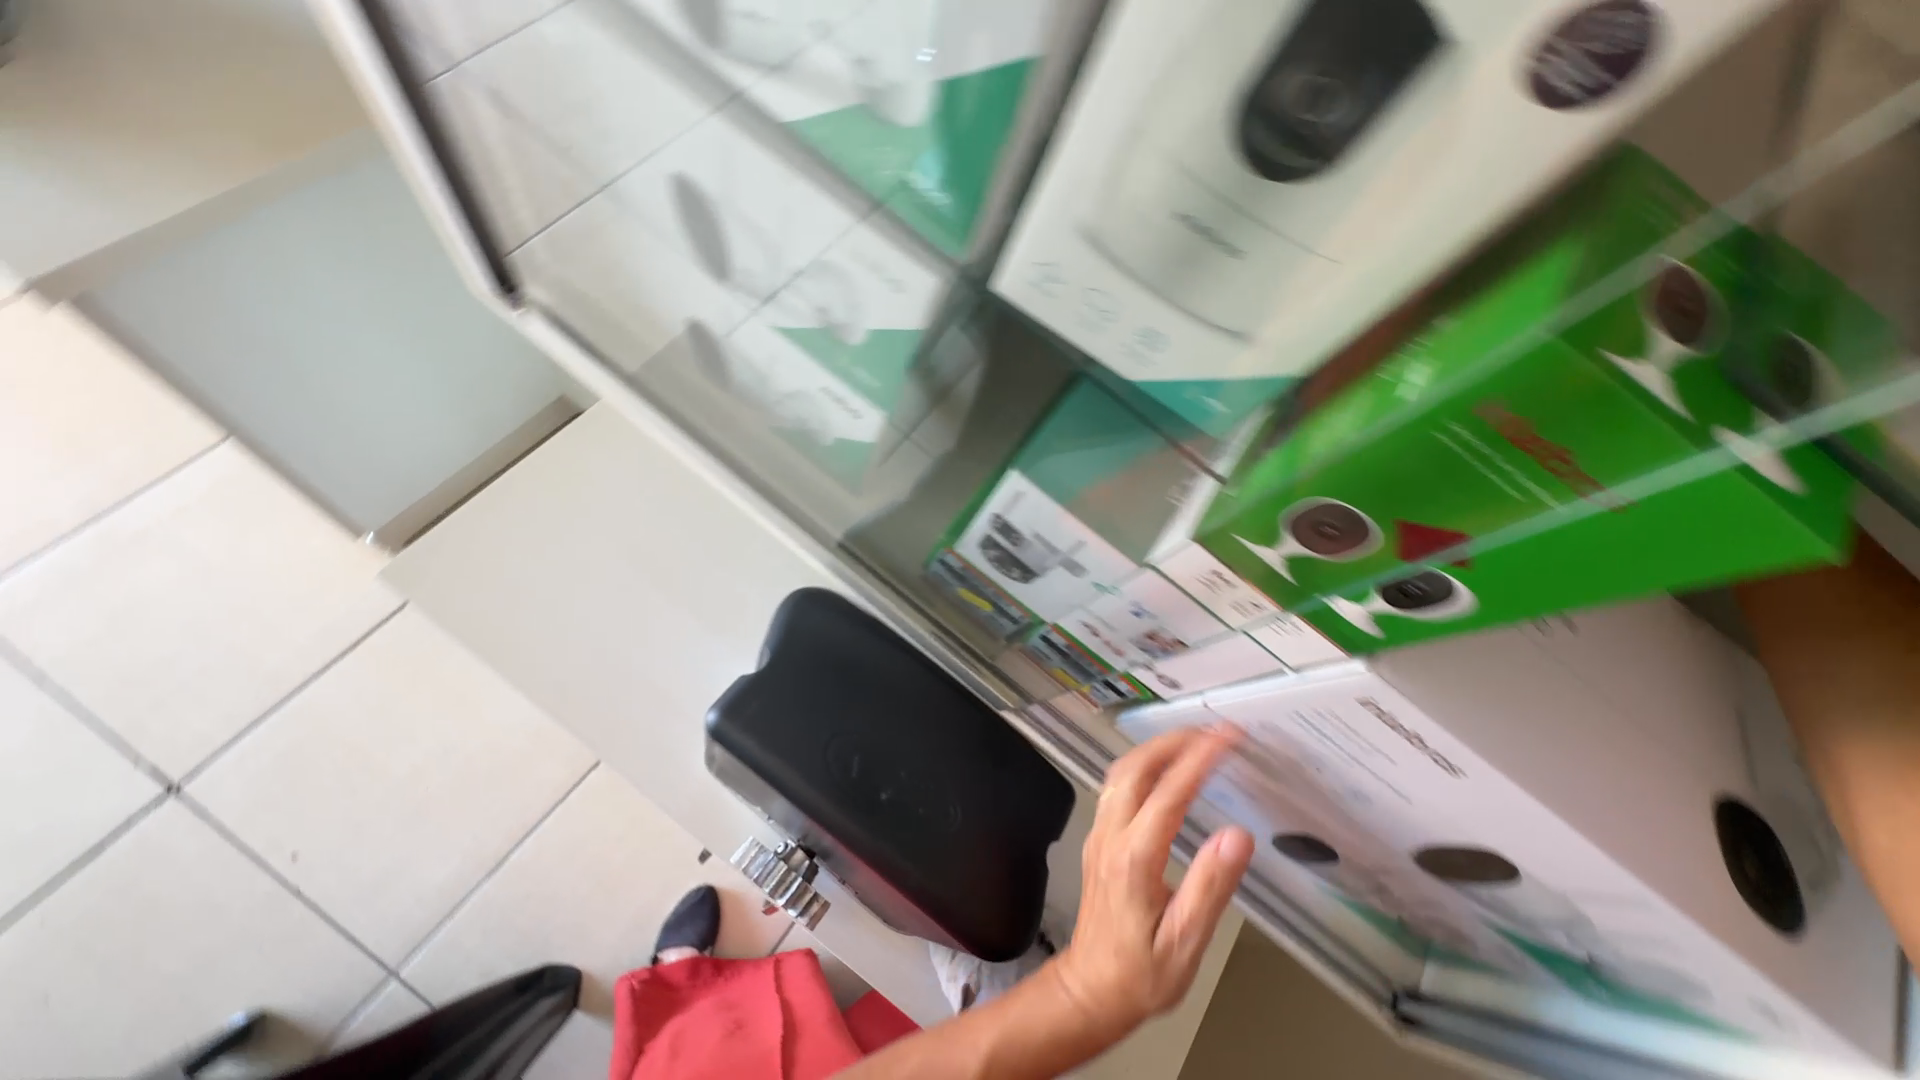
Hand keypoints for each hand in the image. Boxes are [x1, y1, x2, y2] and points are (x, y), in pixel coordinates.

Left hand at [1042, 727, 1254, 1041]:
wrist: (1090, 991)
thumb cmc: (1140, 974)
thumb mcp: (1185, 942)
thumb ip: (1211, 886)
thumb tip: (1238, 835)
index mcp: (1135, 857)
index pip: (1170, 791)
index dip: (1200, 758)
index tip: (1228, 736)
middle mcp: (1111, 836)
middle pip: (1136, 768)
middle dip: (1174, 740)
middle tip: (1213, 730)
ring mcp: (1099, 836)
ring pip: (1120, 774)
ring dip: (1156, 749)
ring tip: (1193, 741)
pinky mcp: (1097, 842)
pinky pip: (1116, 789)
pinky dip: (1143, 767)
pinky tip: (1164, 771)